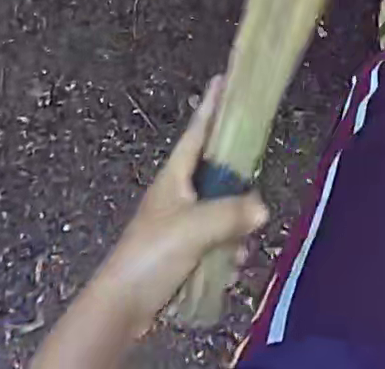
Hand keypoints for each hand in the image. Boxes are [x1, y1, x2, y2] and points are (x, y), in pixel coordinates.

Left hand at [87, 75, 269, 330]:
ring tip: (240, 246)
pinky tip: (232, 267)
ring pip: (220, 208)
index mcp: (175, 173)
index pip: (198, 130)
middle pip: (216, 170)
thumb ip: (230, 214)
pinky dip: (227, 250)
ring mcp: (180, 219)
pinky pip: (215, 239)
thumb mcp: (194, 227)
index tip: (222, 78)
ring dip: (234, 226)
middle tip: (254, 183)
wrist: (122, 305)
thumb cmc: (151, 252)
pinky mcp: (183, 248)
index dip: (210, 105)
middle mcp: (179, 190)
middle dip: (237, 181)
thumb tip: (262, 208)